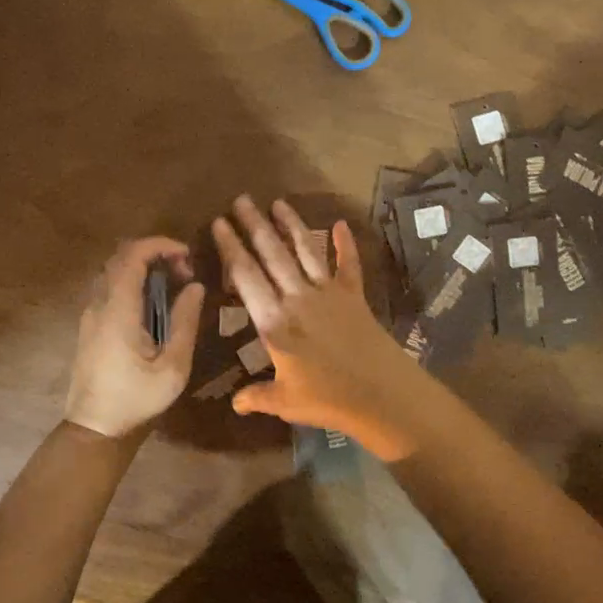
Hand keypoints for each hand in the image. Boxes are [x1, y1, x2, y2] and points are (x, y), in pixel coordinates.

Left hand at [64, 238, 203, 439]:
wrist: (94, 429)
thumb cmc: (136, 400)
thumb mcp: (173, 367)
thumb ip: (185, 322)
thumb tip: (195, 287)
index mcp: (118, 309)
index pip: (133, 255)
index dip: (160, 245)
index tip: (187, 254)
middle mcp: (99, 304)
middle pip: (121, 257)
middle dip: (154, 254)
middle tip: (184, 271)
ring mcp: (90, 314)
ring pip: (112, 272)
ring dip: (142, 267)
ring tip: (172, 285)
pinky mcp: (89, 326)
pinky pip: (109, 289)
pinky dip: (132, 282)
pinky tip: (153, 305)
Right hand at [212, 196, 439, 460]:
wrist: (383, 395)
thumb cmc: (329, 400)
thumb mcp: (286, 402)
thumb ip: (258, 396)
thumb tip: (234, 403)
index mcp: (274, 322)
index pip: (245, 277)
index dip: (230, 248)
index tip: (219, 223)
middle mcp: (297, 298)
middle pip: (271, 255)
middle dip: (254, 225)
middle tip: (240, 200)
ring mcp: (328, 294)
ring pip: (305, 251)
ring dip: (291, 225)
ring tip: (277, 202)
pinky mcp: (354, 296)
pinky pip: (349, 265)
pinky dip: (345, 244)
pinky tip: (340, 224)